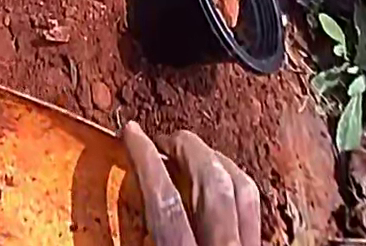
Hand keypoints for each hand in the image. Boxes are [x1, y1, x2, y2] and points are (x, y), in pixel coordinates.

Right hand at [122, 123, 260, 245]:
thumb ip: (136, 240)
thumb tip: (110, 222)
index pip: (165, 203)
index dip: (146, 159)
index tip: (131, 131)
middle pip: (213, 182)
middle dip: (187, 148)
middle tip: (164, 142)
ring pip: (244, 188)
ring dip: (216, 161)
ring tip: (192, 155)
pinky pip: (255, 211)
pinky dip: (236, 188)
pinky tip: (220, 188)